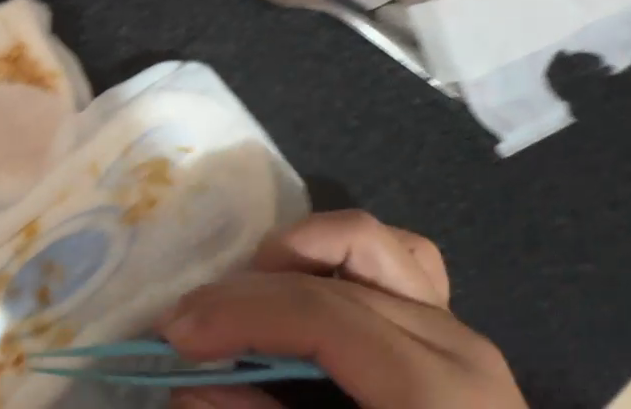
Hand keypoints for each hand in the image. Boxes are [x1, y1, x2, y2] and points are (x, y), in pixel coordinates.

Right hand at [161, 211, 527, 408]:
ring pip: (363, 240)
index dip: (238, 314)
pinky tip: (301, 290)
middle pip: (323, 278)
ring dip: (290, 254)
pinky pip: (392, 260)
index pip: (319, 313)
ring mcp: (455, 328)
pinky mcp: (447, 330)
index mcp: (438, 391)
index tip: (175, 336)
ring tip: (248, 295)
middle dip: (242, 293)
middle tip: (186, 328)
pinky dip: (332, 258)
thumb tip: (186, 388)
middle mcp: (454, 343)